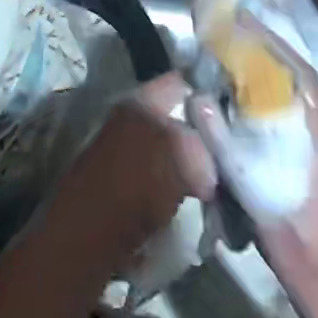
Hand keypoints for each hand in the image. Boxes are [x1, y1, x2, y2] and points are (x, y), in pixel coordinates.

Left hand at [0, 73, 215, 317]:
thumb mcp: (180, 158)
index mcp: (141, 101)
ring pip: (168, 142)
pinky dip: (173, 178)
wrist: (84, 237)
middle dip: (201, 130)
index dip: (208, 91)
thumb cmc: (134, 188)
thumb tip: (209, 155)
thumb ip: (201, 146)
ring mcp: (122, 145)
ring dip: (189, 158)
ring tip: (212, 178)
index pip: (182, 81)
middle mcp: (129, 115)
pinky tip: (188, 196)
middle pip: (176, 113)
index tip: (233, 110)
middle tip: (228, 150)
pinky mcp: (120, 177)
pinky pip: (157, 168)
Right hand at [186, 13, 317, 317]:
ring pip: (299, 91)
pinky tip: (257, 106)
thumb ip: (223, 139)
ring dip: (272, 71)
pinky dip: (278, 98)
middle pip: (294, 70)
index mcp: (317, 116)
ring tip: (240, 58)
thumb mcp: (252, 186)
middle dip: (264, 47)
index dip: (262, 34)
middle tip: (233, 29)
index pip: (288, 59)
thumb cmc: (298, 233)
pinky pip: (300, 111)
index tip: (237, 12)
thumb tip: (197, 98)